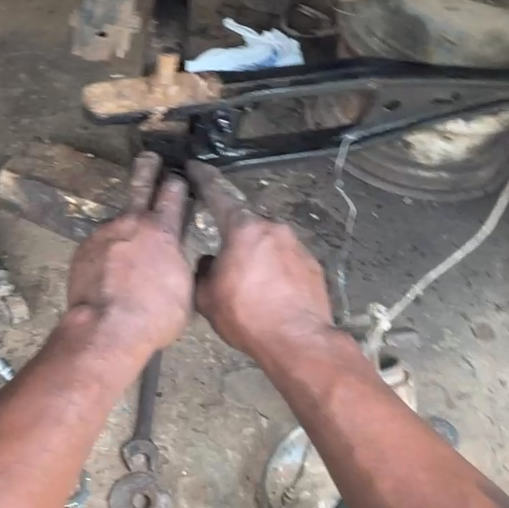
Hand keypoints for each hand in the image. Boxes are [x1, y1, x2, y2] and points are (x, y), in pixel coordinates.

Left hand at [64, 152, 192, 356]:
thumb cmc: (155, 314)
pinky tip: (109, 276)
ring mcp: (104, 234)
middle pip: (141, 186)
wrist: (108, 326)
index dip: (177, 183)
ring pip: (117, 227)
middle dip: (147, 169)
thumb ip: (178, 263)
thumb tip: (172, 260)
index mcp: (163, 231)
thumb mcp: (184, 288)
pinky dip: (105, 257)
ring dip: (123, 235)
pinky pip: (99, 248)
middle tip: (148, 157)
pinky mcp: (83, 250)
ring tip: (126, 258)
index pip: (173, 194)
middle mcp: (132, 223)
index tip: (178, 175)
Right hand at [185, 162, 337, 361]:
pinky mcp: (313, 266)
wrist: (298, 340)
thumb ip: (203, 271)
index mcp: (242, 229)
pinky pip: (286, 261)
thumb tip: (210, 262)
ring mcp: (297, 245)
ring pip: (267, 243)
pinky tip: (270, 294)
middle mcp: (272, 229)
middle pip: (245, 224)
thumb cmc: (246, 316)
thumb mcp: (207, 297)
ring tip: (249, 286)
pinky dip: (275, 272)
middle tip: (224, 263)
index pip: (218, 195)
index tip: (196, 166)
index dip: (204, 179)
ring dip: (256, 257)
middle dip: (233, 238)